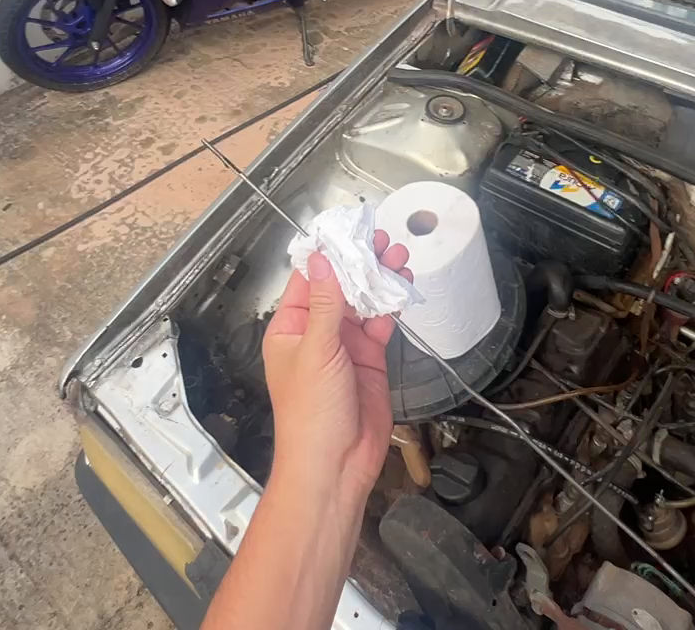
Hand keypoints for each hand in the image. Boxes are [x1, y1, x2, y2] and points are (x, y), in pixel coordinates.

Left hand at [262, 231, 411, 502]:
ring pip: (363, 301)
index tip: (348, 229)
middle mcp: (317, 331)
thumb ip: (326, 303)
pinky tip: (403, 285)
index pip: (308, 280)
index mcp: (291, 327)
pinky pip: (381, 323)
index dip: (329, 254)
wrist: (336, 466)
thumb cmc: (310, 414)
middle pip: (340, 286)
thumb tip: (323, 261)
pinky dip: (392, 304)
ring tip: (397, 255)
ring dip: (380, 279)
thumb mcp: (316, 350)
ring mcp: (345, 345)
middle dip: (360, 262)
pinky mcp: (369, 358)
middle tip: (381, 239)